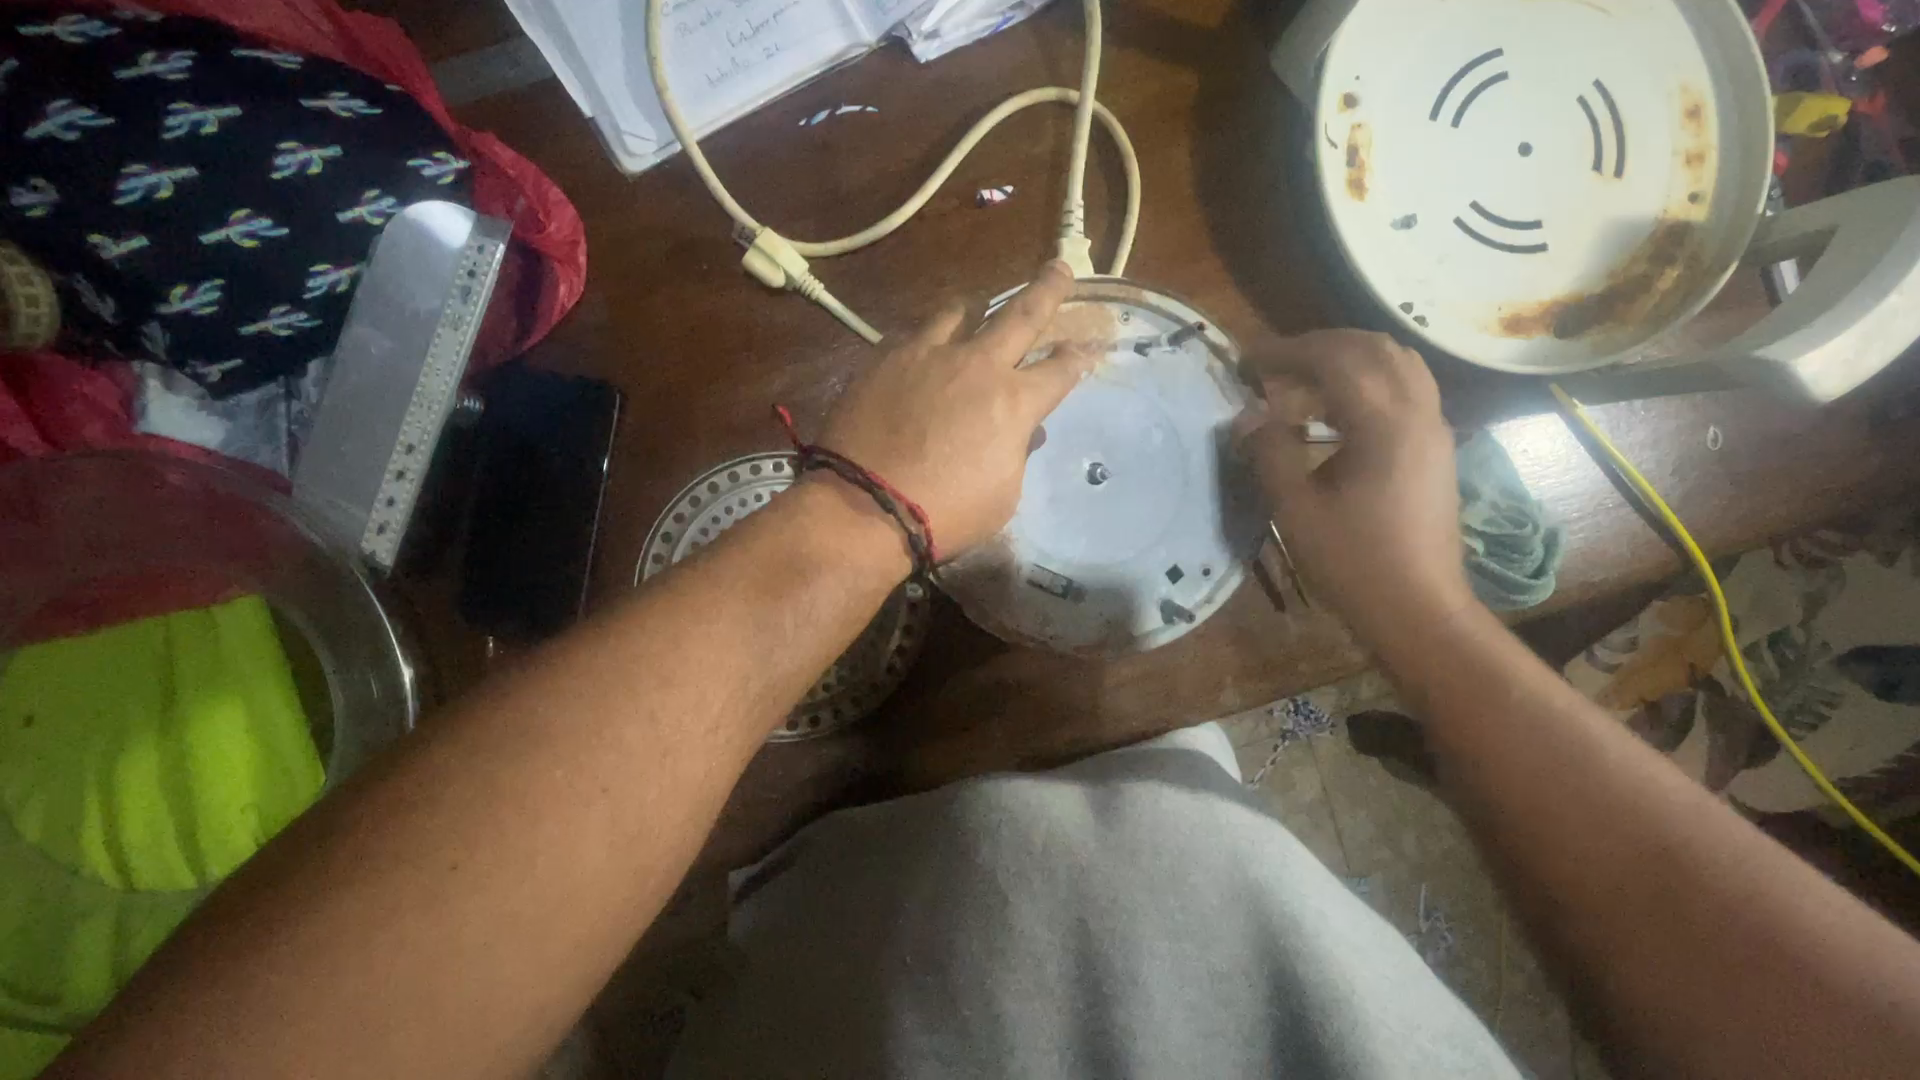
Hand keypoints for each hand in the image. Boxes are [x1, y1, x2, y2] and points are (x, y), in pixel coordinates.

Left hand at [816, 260, 1097, 556]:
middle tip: (1060, 266)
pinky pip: (915, 336)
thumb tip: (1024, 432)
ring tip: (976, 307)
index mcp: (1014, 402)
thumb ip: (1017, 454)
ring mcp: (927, 356)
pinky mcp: (885, 360)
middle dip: (1047, 289)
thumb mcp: (1003, 495)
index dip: (1080, 358)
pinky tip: (923, 350)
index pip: (1060, 371)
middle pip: (1021, 315)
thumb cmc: (946, 514)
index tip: (1089, 346)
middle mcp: (976, 365)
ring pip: (959, 312)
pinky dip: (929, 339)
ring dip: (976, 308)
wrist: (865, 507)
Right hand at [1238, 330, 1473, 650]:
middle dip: (1319, 347)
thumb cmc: (1353, 562)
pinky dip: (1368, 381)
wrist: (1417, 608)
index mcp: (1384, 423)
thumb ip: (1269, 452)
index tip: (1247, 361)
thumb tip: (1248, 415)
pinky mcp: (1435, 447)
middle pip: (1372, 348)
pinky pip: (1405, 388)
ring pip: (1396, 363)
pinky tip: (1335, 414)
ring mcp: (1433, 428)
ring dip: (1347, 360)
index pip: (1335, 358)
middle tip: (1273, 367)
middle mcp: (1418, 412)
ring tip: (1303, 385)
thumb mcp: (1295, 509)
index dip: (1287, 351)